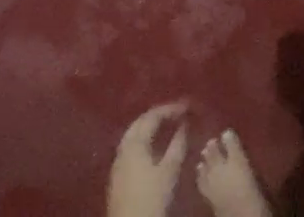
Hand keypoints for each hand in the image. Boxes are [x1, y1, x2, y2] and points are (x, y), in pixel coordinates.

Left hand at [108, 101, 189, 216]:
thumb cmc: (151, 196)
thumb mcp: (169, 171)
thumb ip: (177, 146)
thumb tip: (183, 125)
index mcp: (135, 142)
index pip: (152, 116)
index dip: (169, 109)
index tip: (185, 106)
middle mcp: (124, 146)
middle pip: (139, 122)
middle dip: (157, 115)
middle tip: (175, 113)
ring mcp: (118, 160)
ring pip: (134, 134)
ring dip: (149, 127)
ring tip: (166, 127)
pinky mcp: (118, 172)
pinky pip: (131, 146)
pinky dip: (144, 140)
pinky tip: (153, 147)